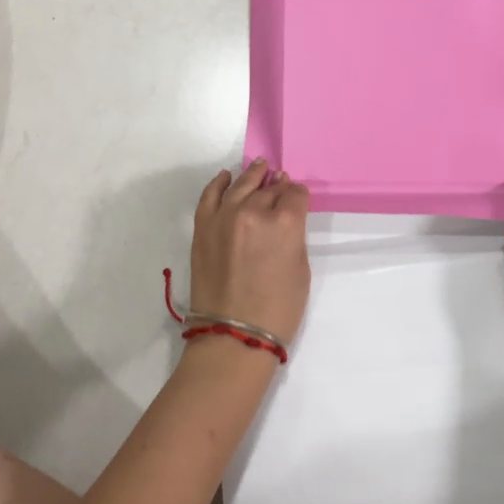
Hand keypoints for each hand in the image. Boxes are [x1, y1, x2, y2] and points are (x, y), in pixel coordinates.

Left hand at [191, 160, 311, 343]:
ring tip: (259, 167)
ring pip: (241, 184)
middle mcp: (254, 211)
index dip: (299, 196)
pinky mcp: (203, 227)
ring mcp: (224, 216)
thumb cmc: (278, 310)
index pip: (296, 194)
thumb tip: (286, 216)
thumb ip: (294, 235)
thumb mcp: (300, 269)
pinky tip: (226, 177)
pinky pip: (210, 195)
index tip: (298, 200)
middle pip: (269, 188)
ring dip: (252, 175)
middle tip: (280, 184)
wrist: (233, 335)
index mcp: (285, 222)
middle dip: (277, 187)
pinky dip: (219, 183)